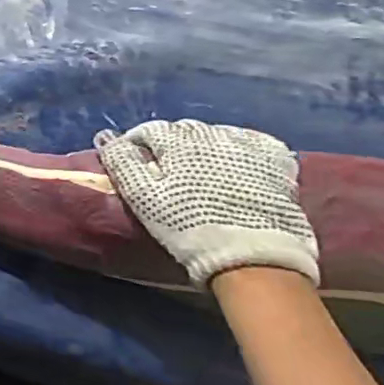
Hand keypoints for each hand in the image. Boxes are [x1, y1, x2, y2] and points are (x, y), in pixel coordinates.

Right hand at [95, 119, 319, 286]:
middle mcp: (216, 137)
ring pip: (218, 132)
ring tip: (196, 165)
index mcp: (180, 143)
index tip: (129, 160)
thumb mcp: (143, 195)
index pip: (150, 130)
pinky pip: (255, 141)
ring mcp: (250, 149)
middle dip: (168, 141)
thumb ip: (122, 162)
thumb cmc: (187, 224)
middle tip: (161, 167)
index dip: (134, 143)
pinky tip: (235, 160)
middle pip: (184, 129)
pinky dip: (239, 145)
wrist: (251, 255)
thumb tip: (105, 136)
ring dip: (202, 143)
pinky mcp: (278, 164)